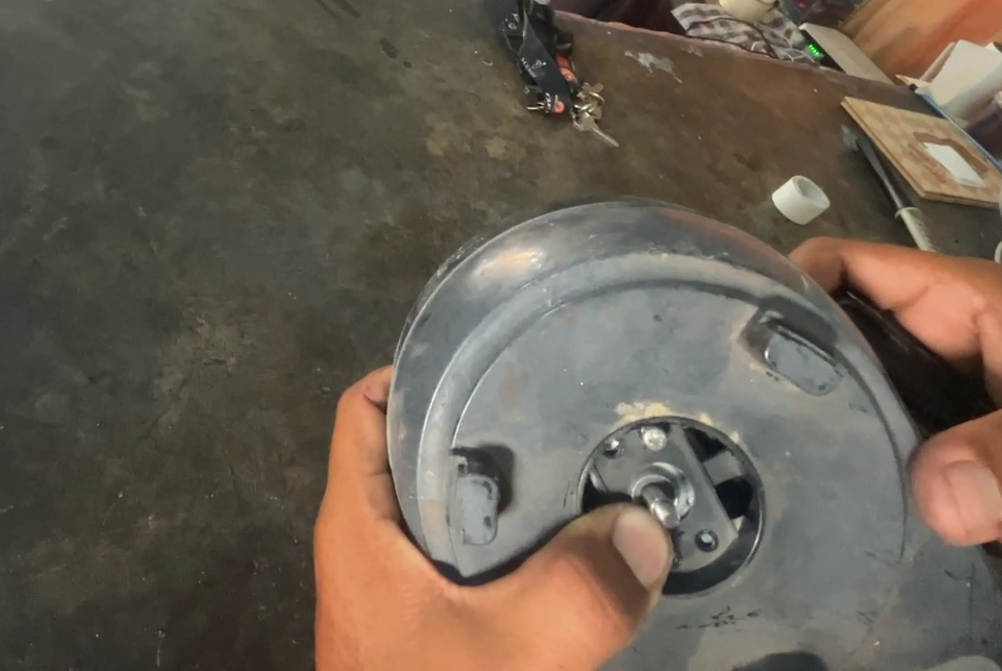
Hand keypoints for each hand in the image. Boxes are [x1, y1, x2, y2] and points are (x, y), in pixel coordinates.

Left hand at [315, 367, 671, 670]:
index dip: (410, 372)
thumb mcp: (504, 658)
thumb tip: (644, 531)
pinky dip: (506, 542)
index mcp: (356, 521)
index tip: (483, 361)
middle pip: (410, 447)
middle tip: (548, 407)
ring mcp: (396, 584)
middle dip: (472, 424)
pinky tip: (562, 546)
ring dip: (497, 489)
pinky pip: (464, 557)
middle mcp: (369, 540)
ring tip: (567, 462)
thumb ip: (574, 594)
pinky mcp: (424, 623)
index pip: (363, 408)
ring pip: (443, 505)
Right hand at [793, 238, 1001, 584]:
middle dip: (832, 396)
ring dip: (901, 463)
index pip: (838, 265)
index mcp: (953, 299)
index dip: (786, 287)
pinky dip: (951, 497)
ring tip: (931, 514)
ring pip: (877, 404)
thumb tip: (928, 500)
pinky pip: (919, 450)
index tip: (747, 345)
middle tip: (803, 443)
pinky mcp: (972, 433)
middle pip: (842, 341)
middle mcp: (940, 332)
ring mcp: (955, 383)